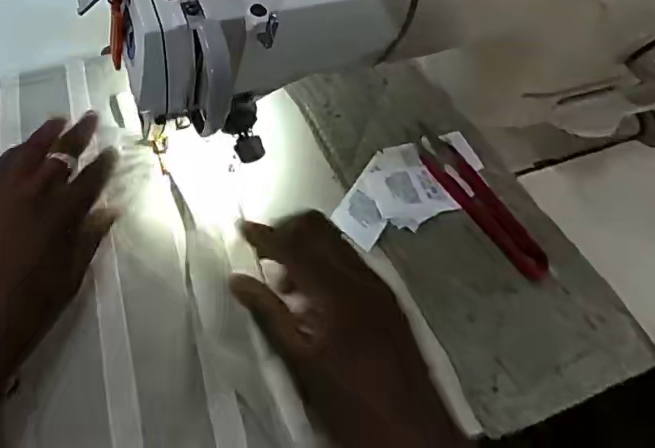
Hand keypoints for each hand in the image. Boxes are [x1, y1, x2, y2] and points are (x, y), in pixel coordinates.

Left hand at [0, 114, 116, 445]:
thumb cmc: (33, 304)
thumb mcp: (72, 275)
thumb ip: (90, 237)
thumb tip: (109, 210)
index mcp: (61, 213)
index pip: (89, 179)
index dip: (104, 164)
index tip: (113, 149)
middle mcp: (34, 192)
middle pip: (60, 155)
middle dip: (78, 135)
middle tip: (91, 117)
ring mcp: (6, 190)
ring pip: (29, 151)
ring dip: (46, 134)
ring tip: (60, 120)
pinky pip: (4, 163)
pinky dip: (18, 151)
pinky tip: (25, 148)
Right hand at [231, 211, 468, 447]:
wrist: (417, 441)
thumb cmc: (351, 406)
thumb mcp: (301, 363)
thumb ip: (268, 314)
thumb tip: (237, 279)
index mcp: (335, 292)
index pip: (292, 246)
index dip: (263, 234)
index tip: (241, 229)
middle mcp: (360, 279)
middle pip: (317, 228)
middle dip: (287, 231)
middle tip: (265, 253)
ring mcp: (379, 288)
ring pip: (336, 240)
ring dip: (307, 246)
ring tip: (288, 281)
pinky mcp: (390, 302)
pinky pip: (351, 261)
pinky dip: (327, 262)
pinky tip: (316, 296)